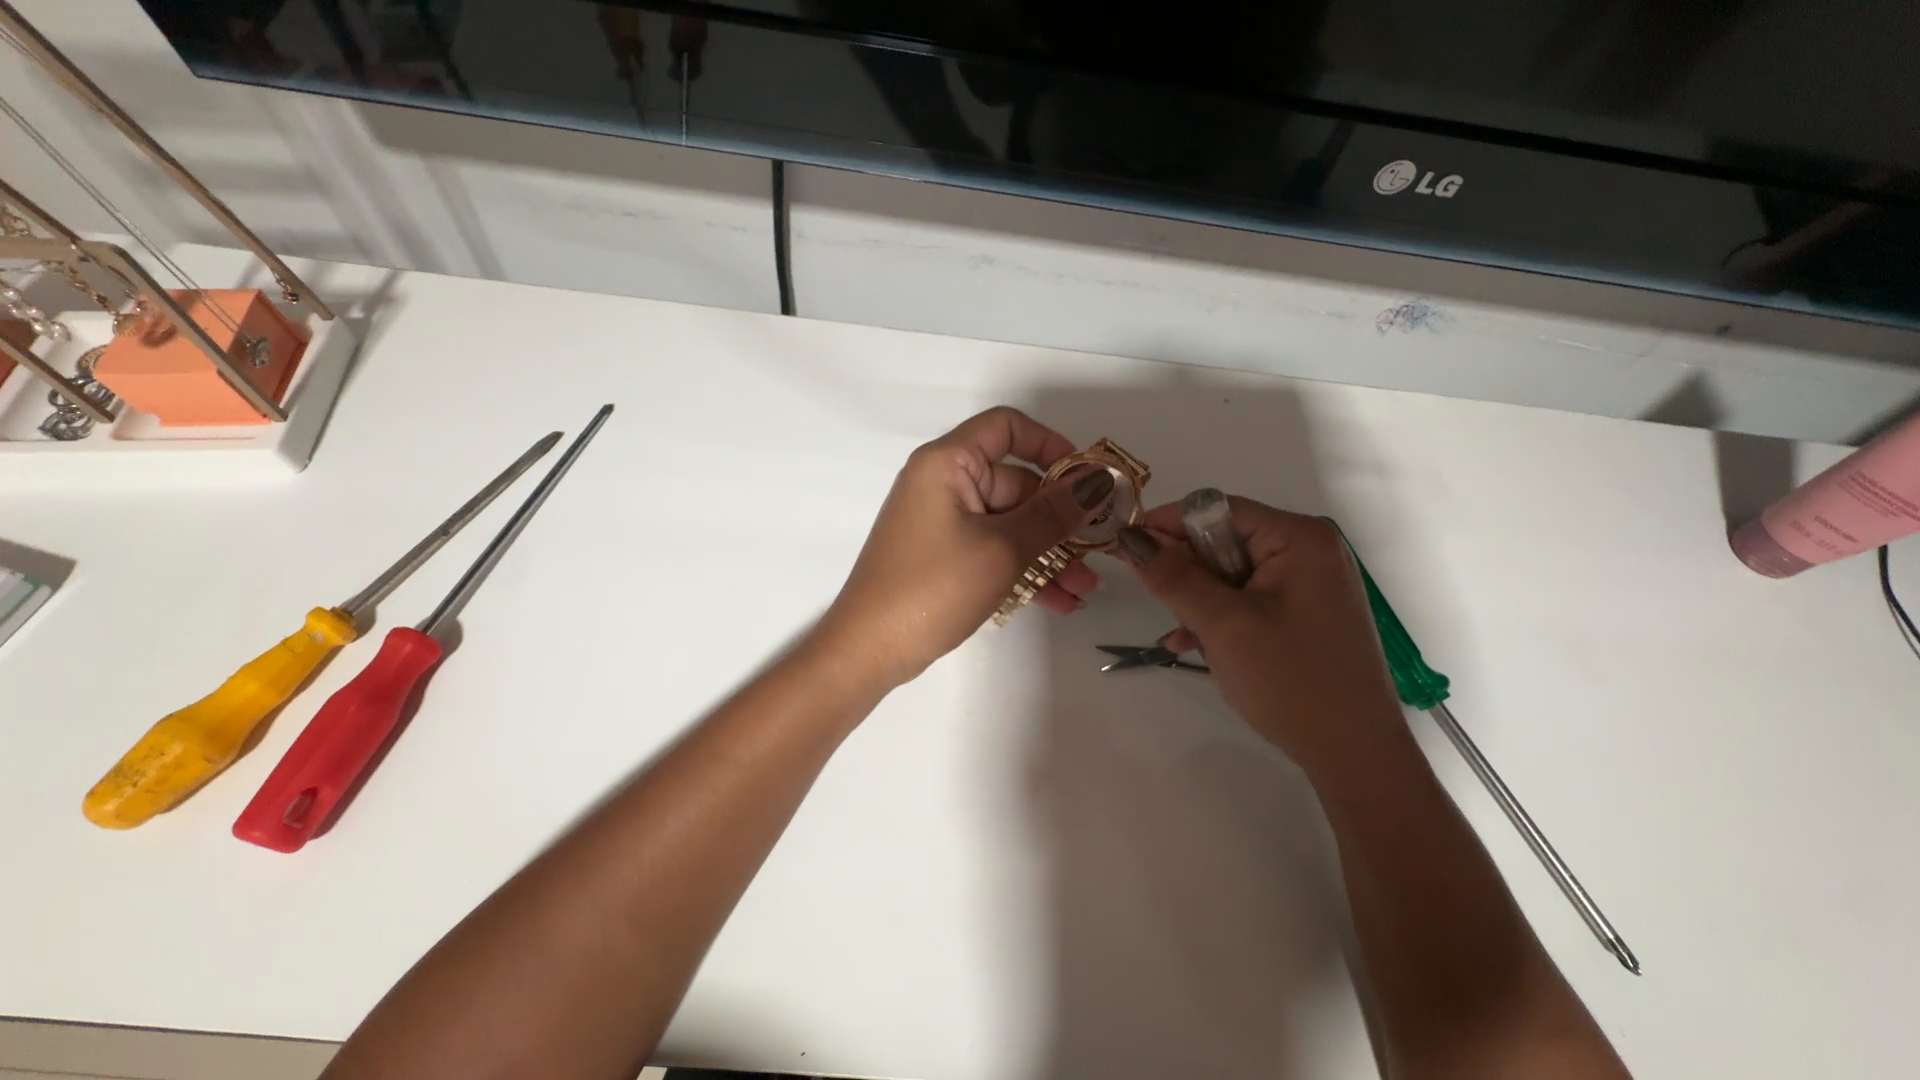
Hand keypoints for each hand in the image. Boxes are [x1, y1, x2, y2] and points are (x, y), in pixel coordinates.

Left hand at [817, 407, 1111, 688]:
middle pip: (1016, 484)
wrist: (868, 650)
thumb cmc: (932, 588)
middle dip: (1062, 519)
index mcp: (948, 463)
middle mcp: (944, 484)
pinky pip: (994, 551)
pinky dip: (1024, 571)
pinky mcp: (944, 557)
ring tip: (1086, 589)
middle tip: (1100, 550)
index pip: (1006, 428)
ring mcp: (943, 523)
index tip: (1087, 478)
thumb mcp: (1003, 550)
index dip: (1051, 445)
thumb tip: (1097, 482)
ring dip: (1049, 554)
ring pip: (1010, 525)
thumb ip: (1054, 514)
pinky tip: (1060, 601)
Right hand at [1114, 497, 1410, 779]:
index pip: (1218, 509)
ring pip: (1231, 574)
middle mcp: (1309, 551)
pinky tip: (1195, 646)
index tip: (1127, 551)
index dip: (1169, 526)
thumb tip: (1132, 538)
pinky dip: (1220, 619)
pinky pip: (1249, 600)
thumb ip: (1175, 577)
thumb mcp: (1224, 624)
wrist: (1354, 753)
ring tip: (1182, 637)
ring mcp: (1310, 585)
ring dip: (1199, 601)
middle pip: (1224, 540)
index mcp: (1300, 538)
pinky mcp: (1306, 615)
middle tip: (1163, 606)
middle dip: (1187, 572)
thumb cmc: (1291, 680)